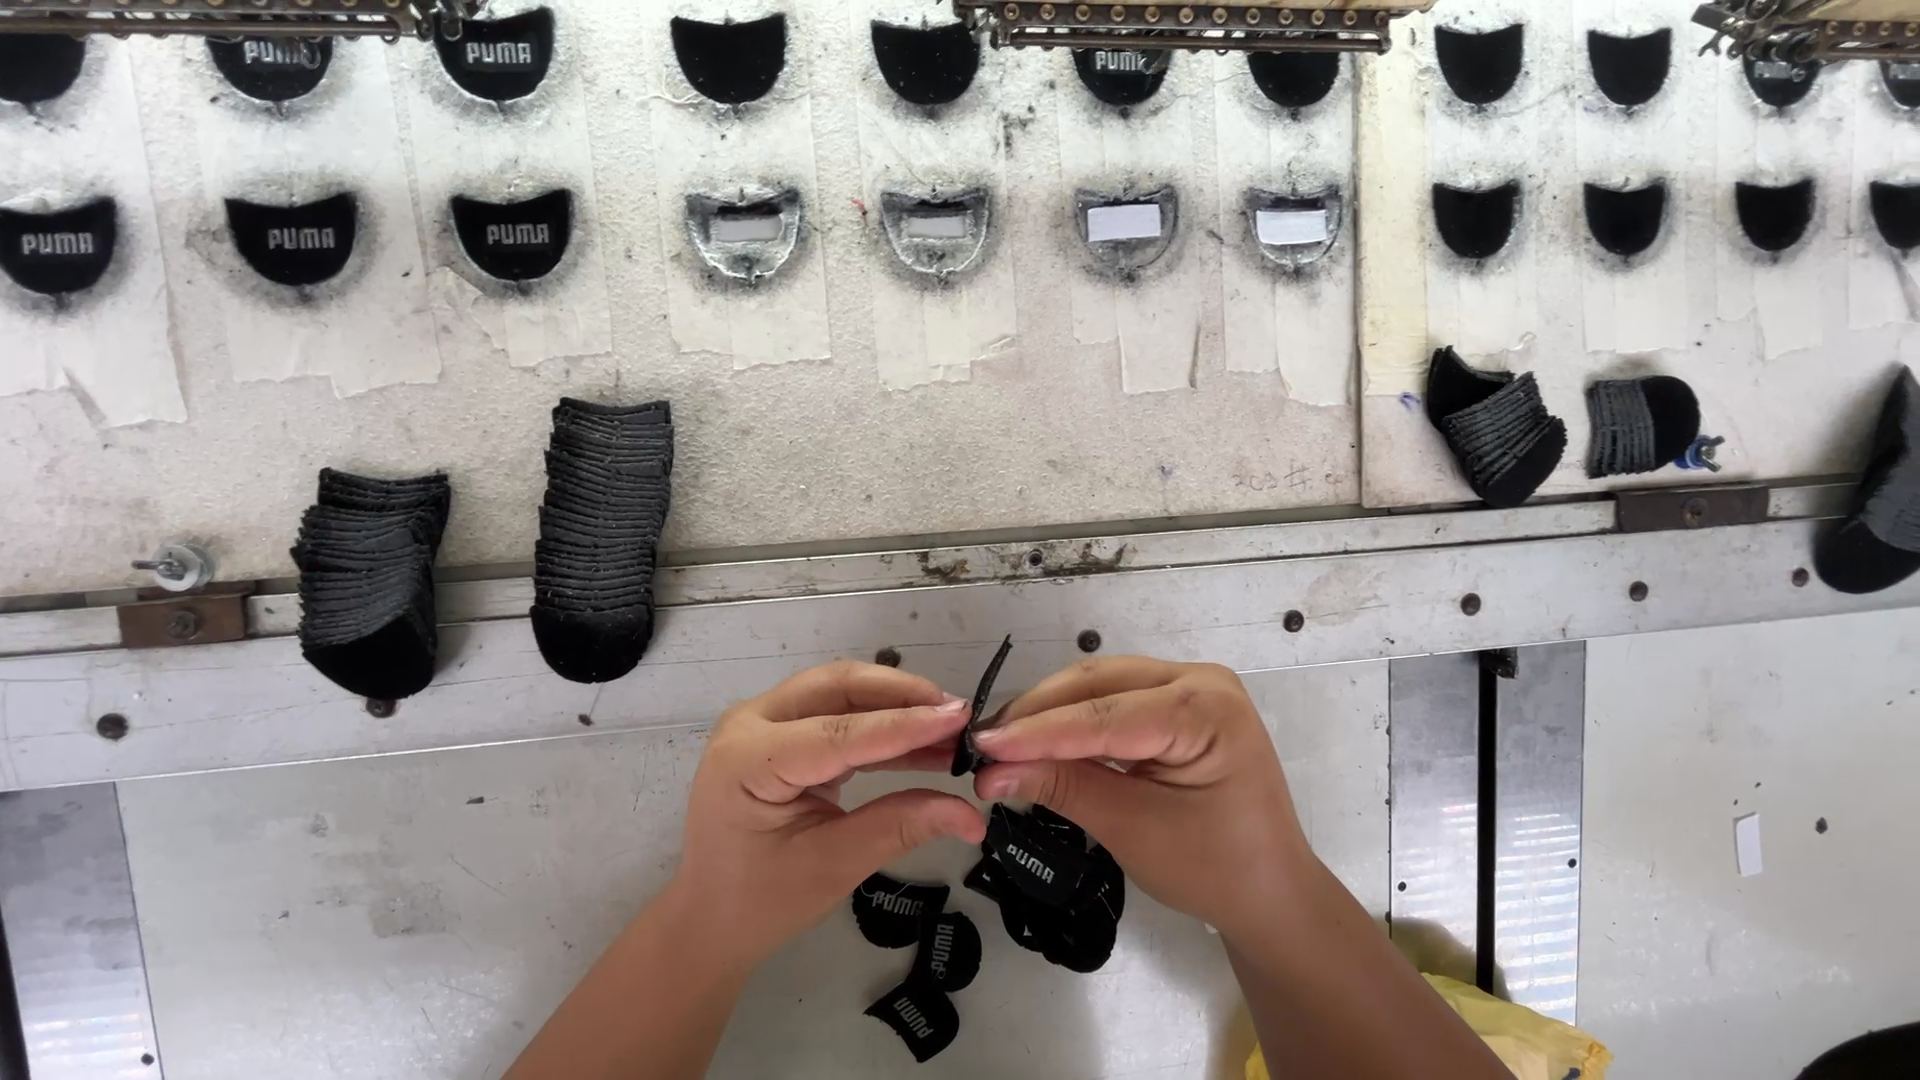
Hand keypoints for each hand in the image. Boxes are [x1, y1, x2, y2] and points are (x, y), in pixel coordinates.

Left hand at [666, 661, 986, 970]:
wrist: (710, 918)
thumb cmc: (761, 902)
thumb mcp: (833, 866)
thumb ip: (900, 827)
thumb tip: (972, 815)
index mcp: (747, 760)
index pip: (838, 732)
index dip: (903, 724)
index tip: (959, 717)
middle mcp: (750, 723)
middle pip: (838, 688)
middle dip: (903, 696)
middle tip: (960, 714)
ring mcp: (763, 720)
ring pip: (841, 691)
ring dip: (897, 705)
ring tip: (951, 726)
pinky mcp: (780, 728)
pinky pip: (837, 711)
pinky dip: (881, 722)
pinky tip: (922, 739)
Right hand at [972, 658, 1314, 939]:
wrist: (1269, 894)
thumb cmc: (1213, 869)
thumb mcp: (1132, 829)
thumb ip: (1062, 788)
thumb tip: (988, 771)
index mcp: (1208, 709)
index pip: (1105, 714)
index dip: (1038, 732)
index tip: (981, 745)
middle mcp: (1200, 680)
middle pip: (1099, 684)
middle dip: (1038, 714)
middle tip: (983, 746)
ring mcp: (1190, 686)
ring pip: (1100, 685)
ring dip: (1049, 712)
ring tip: (1002, 744)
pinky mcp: (1176, 702)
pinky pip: (1113, 699)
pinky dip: (1073, 719)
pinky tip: (1038, 739)